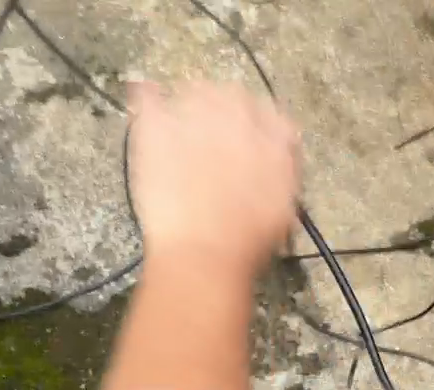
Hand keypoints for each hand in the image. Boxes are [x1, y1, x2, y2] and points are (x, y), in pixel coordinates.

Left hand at [127, 81, 300, 276]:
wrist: (203, 254)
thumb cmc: (248, 243)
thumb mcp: (283, 210)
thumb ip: (284, 171)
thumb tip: (285, 149)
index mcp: (272, 145)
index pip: (275, 116)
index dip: (268, 126)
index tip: (262, 138)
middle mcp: (235, 125)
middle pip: (233, 96)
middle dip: (229, 108)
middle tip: (223, 131)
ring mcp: (192, 122)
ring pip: (194, 91)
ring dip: (193, 101)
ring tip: (191, 124)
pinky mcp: (154, 129)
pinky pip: (148, 99)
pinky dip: (149, 99)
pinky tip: (150, 103)